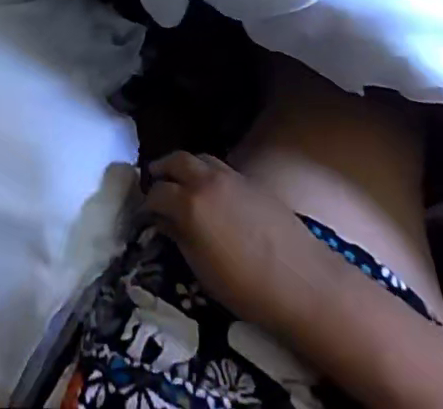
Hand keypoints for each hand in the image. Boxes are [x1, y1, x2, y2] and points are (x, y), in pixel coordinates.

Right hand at [144, 151, 340, 332]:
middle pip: (177, 160)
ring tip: (180, 182)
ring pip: (201, 158)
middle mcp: (208, 180)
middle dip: (162, 169)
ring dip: (186, 166)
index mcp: (189, 202)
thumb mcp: (200, 268)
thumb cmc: (243, 285)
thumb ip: (178, 236)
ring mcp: (233, 176)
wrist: (300, 279)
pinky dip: (207, 172)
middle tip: (153, 181)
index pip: (157, 193)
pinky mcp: (253, 181)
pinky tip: (210, 192)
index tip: (142, 215)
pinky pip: (221, 167)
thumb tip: (163, 220)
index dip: (146, 204)